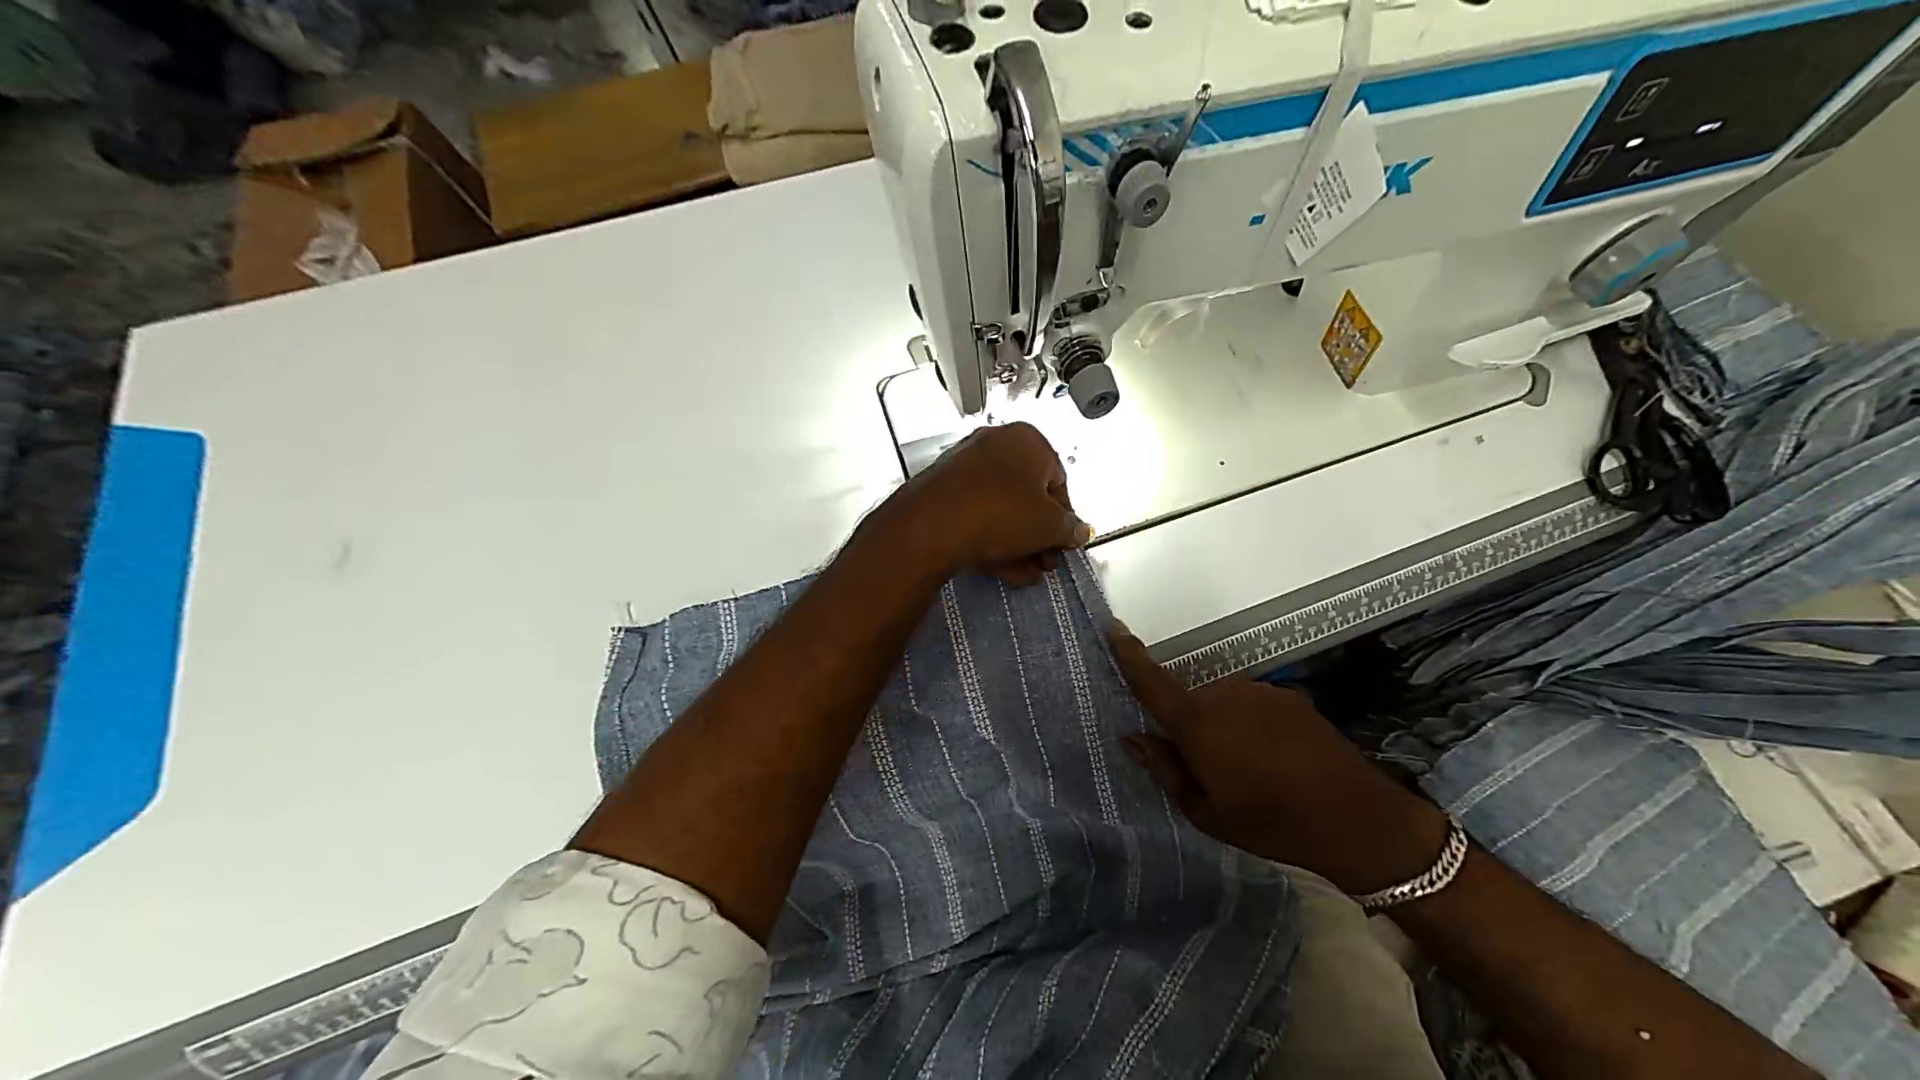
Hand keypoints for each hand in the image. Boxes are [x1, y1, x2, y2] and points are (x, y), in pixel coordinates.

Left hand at [876, 422, 1090, 586]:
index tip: (1063, 540)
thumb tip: (1076, 531)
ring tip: (1022, 571)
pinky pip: (975, 513)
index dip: (1064, 517)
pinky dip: (988, 537)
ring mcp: (964, 465)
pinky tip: (997, 566)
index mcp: (1027, 439)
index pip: (1059, 480)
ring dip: (1016, 543)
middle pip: (1027, 496)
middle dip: (1038, 535)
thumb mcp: (1050, 526)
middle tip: (1043, 560)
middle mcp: (994, 444)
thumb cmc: (997, 513)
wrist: (932, 527)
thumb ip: (1070, 529)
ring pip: (1001, 508)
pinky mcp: (942, 489)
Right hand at [1110, 629, 1449, 894]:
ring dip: (1222, 725)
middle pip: (1189, 700)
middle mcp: (1225, 694)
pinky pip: (1251, 704)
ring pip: (1222, 702)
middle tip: (1207, 769)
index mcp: (1197, 723)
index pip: (1151, 681)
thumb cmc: (1270, 822)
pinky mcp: (1288, 696)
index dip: (1129, 654)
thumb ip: (1165, 769)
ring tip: (1246, 769)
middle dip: (1189, 726)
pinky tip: (1273, 758)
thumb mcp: (1205, 812)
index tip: (1113, 628)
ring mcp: (1260, 691)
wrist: (1357, 818)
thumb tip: (1134, 737)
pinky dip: (1250, 724)